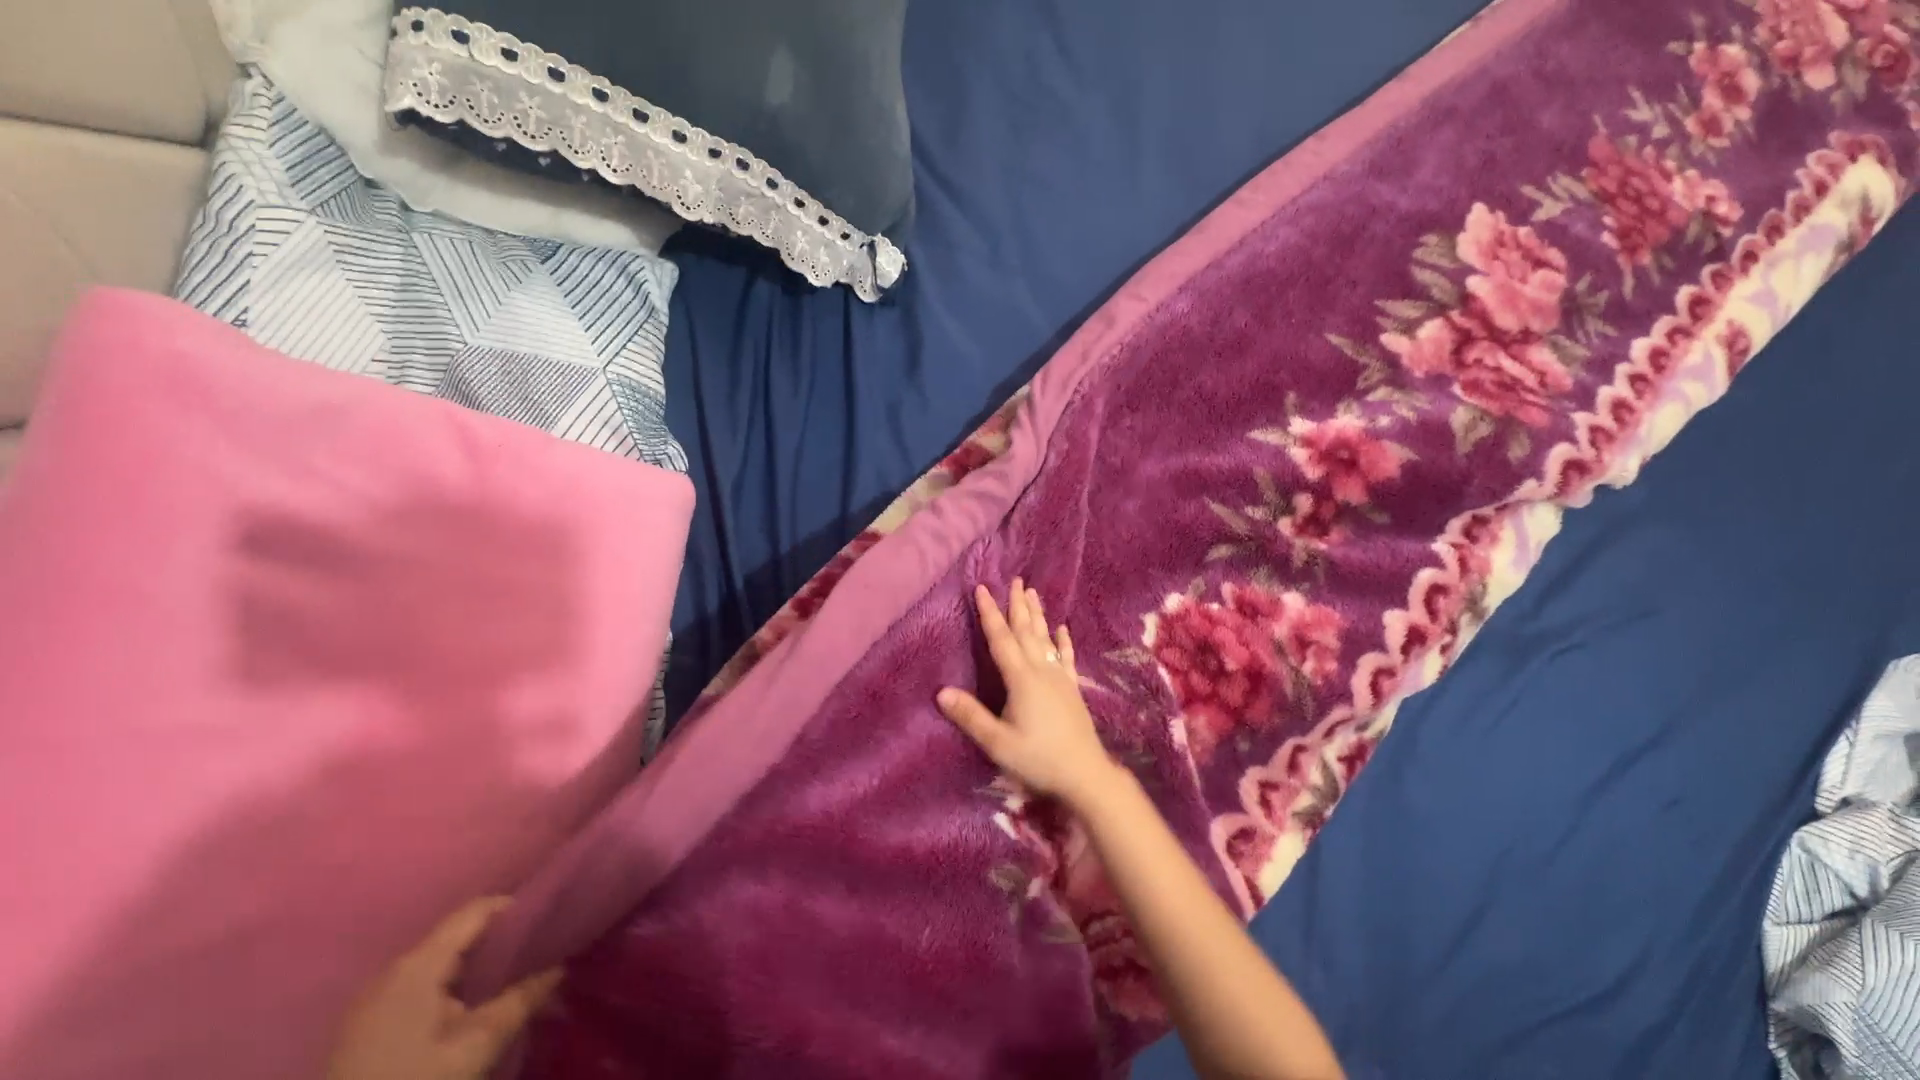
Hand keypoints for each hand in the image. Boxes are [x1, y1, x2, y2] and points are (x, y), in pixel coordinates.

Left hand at [326, 897, 562, 1079]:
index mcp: (418, 966)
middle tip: (539, 951)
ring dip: (475, 964)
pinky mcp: (366, 1023)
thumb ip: (520, 1002)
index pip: (473, 912)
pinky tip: (471, 1006)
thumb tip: (558, 968)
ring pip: (437, 961)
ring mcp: (373, 997)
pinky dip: (451, 984)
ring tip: (512, 977)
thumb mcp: (476, 1047)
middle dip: (498, 939)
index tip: (549, 918)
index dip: (513, 908)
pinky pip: (418, 984)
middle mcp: (392, 970)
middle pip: (455, 935)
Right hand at [939, 579, 1122, 807]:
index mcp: (1021, 680)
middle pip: (1026, 632)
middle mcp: (1041, 672)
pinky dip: (1063, 641)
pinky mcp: (1073, 690)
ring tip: (1033, 593)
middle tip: (1014, 579)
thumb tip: (941, 692)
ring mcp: (1060, 679)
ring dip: (1038, 615)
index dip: (990, 614)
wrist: (1085, 774)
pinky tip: (1063, 629)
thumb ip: (970, 716)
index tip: (982, 589)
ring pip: (1045, 639)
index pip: (1001, 640)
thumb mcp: (998, 743)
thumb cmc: (1038, 759)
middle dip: (1017, 605)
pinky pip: (1066, 658)